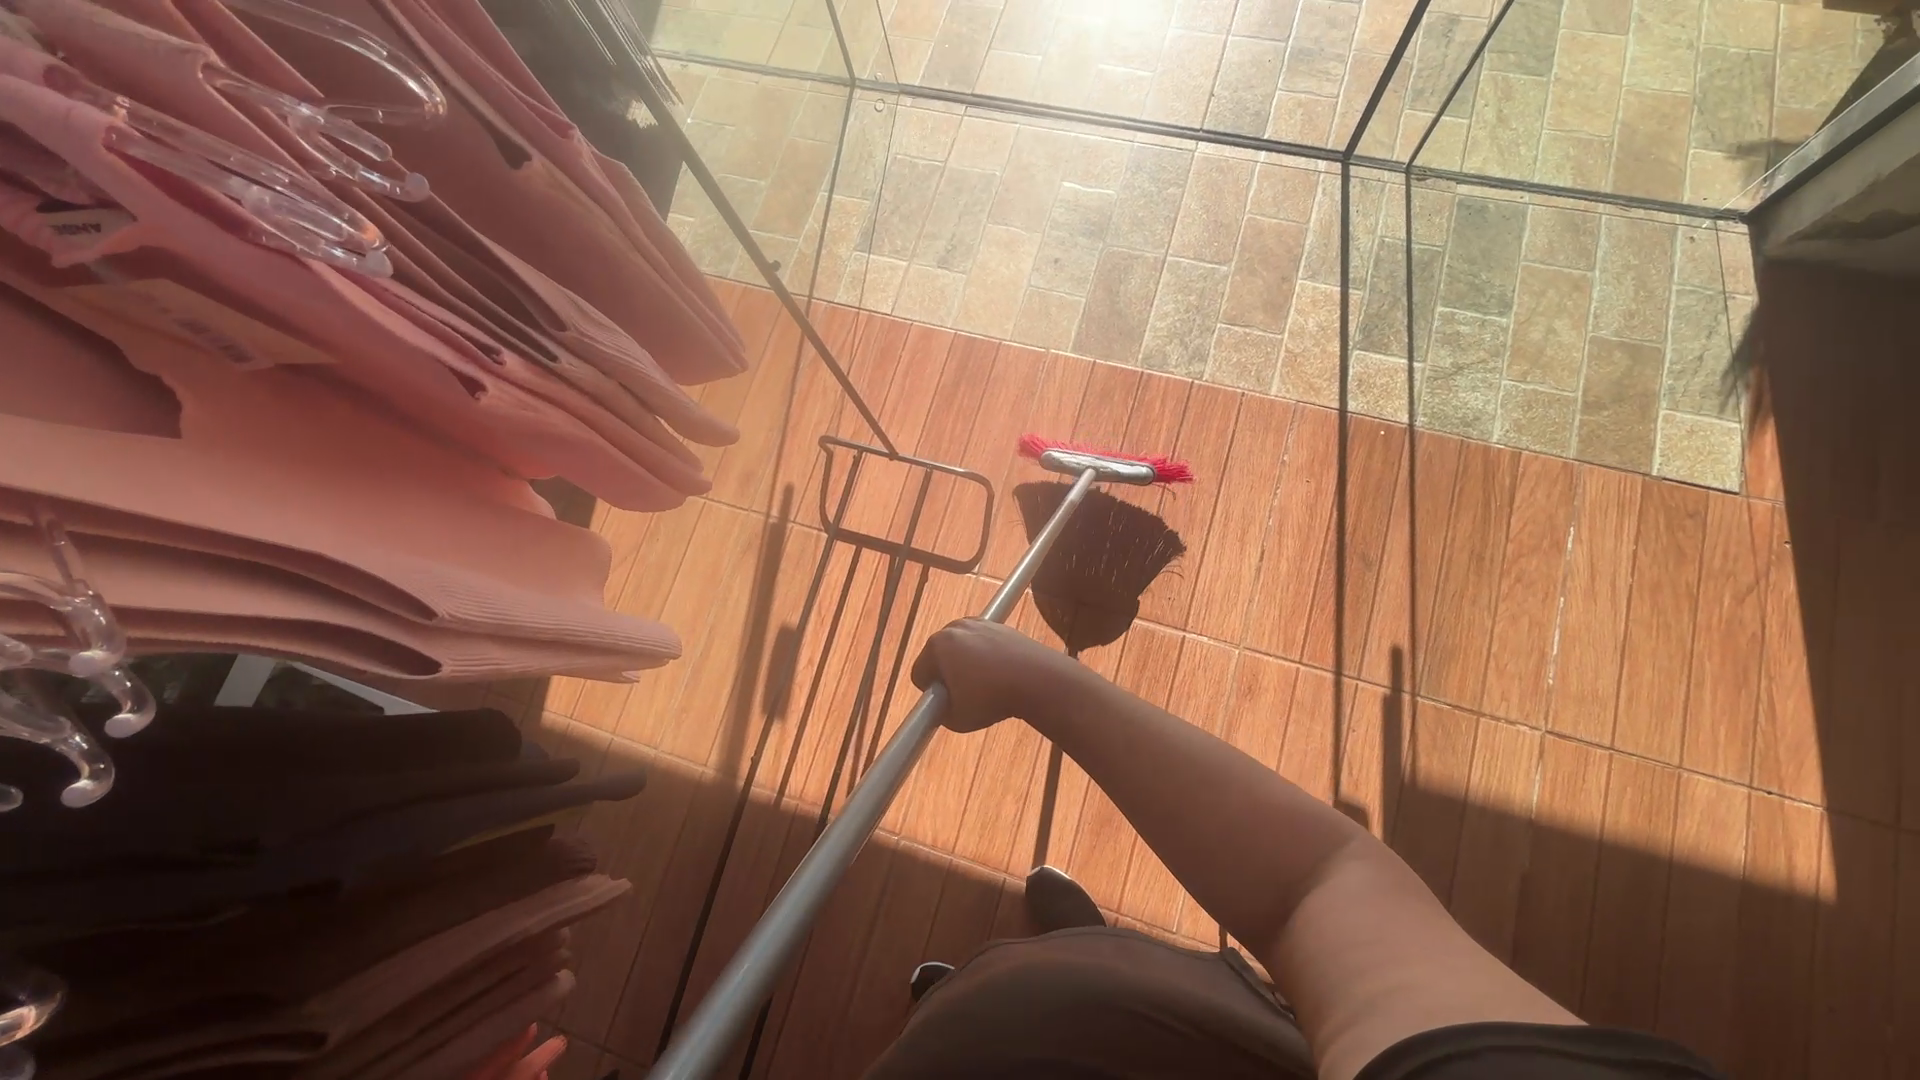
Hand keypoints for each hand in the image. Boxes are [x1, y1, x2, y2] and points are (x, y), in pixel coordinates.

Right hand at [910, 618, 1086, 731]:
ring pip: (960, 649)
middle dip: (947, 674)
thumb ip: (940, 713)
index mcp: (937, 646)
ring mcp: (978, 623)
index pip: (919, 673)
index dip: (930, 693)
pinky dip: (985, 656)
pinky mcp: (999, 625)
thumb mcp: (957, 719)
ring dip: (966, 665)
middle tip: (965, 695)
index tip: (946, 703)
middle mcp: (954, 627)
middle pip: (939, 656)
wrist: (1037, 679)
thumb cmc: (992, 698)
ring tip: (985, 686)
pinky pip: (981, 643)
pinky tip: (999, 673)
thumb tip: (941, 708)